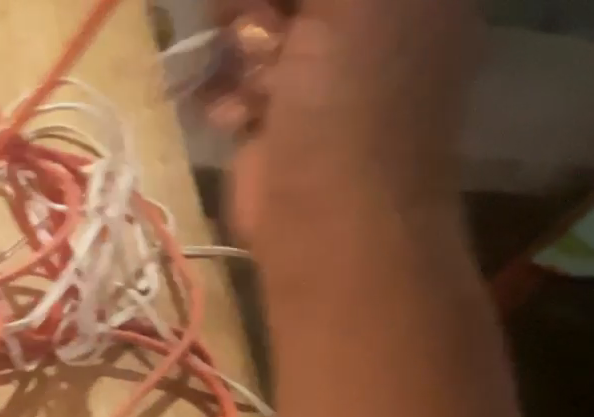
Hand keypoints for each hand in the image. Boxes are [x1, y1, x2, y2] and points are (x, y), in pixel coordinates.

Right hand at [203, 0, 481, 245]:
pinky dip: (222, 92)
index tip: (266, 2)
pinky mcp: (274, 114)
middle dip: (256, 4)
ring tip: (244, 78)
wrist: (327, 217)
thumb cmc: (352, 103)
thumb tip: (262, 5)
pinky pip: (233, 78)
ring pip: (254, 26)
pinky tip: (231, 113)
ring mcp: (320, 67)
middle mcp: (370, 15)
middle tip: (253, 26)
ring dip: (233, 47)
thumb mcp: (349, 4)